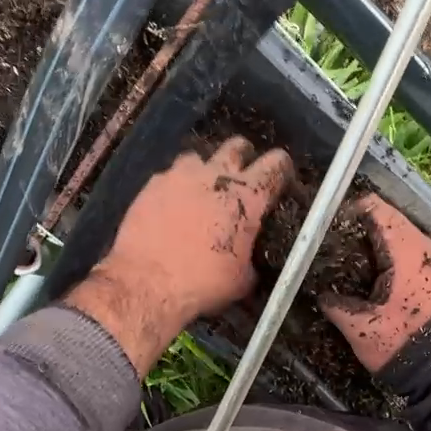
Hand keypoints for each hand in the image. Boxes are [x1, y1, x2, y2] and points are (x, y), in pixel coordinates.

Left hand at [64, 138, 292, 375]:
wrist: (148, 283)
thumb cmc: (203, 284)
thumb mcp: (241, 281)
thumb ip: (249, 258)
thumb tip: (247, 259)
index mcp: (248, 197)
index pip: (276, 165)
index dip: (281, 169)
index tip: (279, 179)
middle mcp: (216, 176)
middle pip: (237, 147)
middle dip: (243, 157)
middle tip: (241, 177)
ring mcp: (181, 175)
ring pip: (199, 158)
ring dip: (204, 172)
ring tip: (200, 193)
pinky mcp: (153, 184)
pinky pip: (169, 177)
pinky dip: (175, 189)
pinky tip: (170, 209)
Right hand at [317, 194, 430, 372]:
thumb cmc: (399, 343)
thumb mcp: (359, 327)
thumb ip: (334, 303)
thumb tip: (317, 290)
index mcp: (404, 249)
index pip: (372, 207)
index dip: (345, 215)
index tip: (325, 235)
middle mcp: (420, 243)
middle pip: (382, 217)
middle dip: (354, 230)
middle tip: (329, 251)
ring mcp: (428, 256)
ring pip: (392, 232)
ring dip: (368, 243)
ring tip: (344, 264)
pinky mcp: (428, 270)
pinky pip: (401, 249)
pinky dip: (382, 254)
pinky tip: (365, 276)